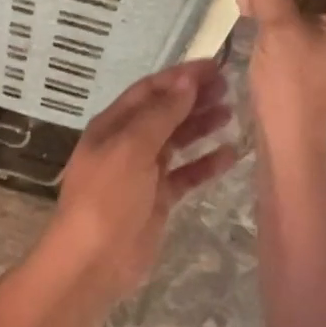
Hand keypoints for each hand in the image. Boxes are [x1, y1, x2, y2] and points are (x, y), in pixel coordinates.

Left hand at [45, 59, 235, 298]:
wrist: (93, 260)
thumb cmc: (106, 197)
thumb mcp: (130, 148)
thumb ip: (160, 115)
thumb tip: (185, 80)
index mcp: (112, 125)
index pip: (149, 90)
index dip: (180, 76)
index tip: (214, 66)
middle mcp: (126, 144)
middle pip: (164, 112)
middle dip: (194, 98)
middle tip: (230, 87)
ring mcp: (142, 172)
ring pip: (177, 141)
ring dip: (201, 126)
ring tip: (232, 113)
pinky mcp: (158, 199)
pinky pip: (185, 174)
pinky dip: (206, 164)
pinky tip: (230, 155)